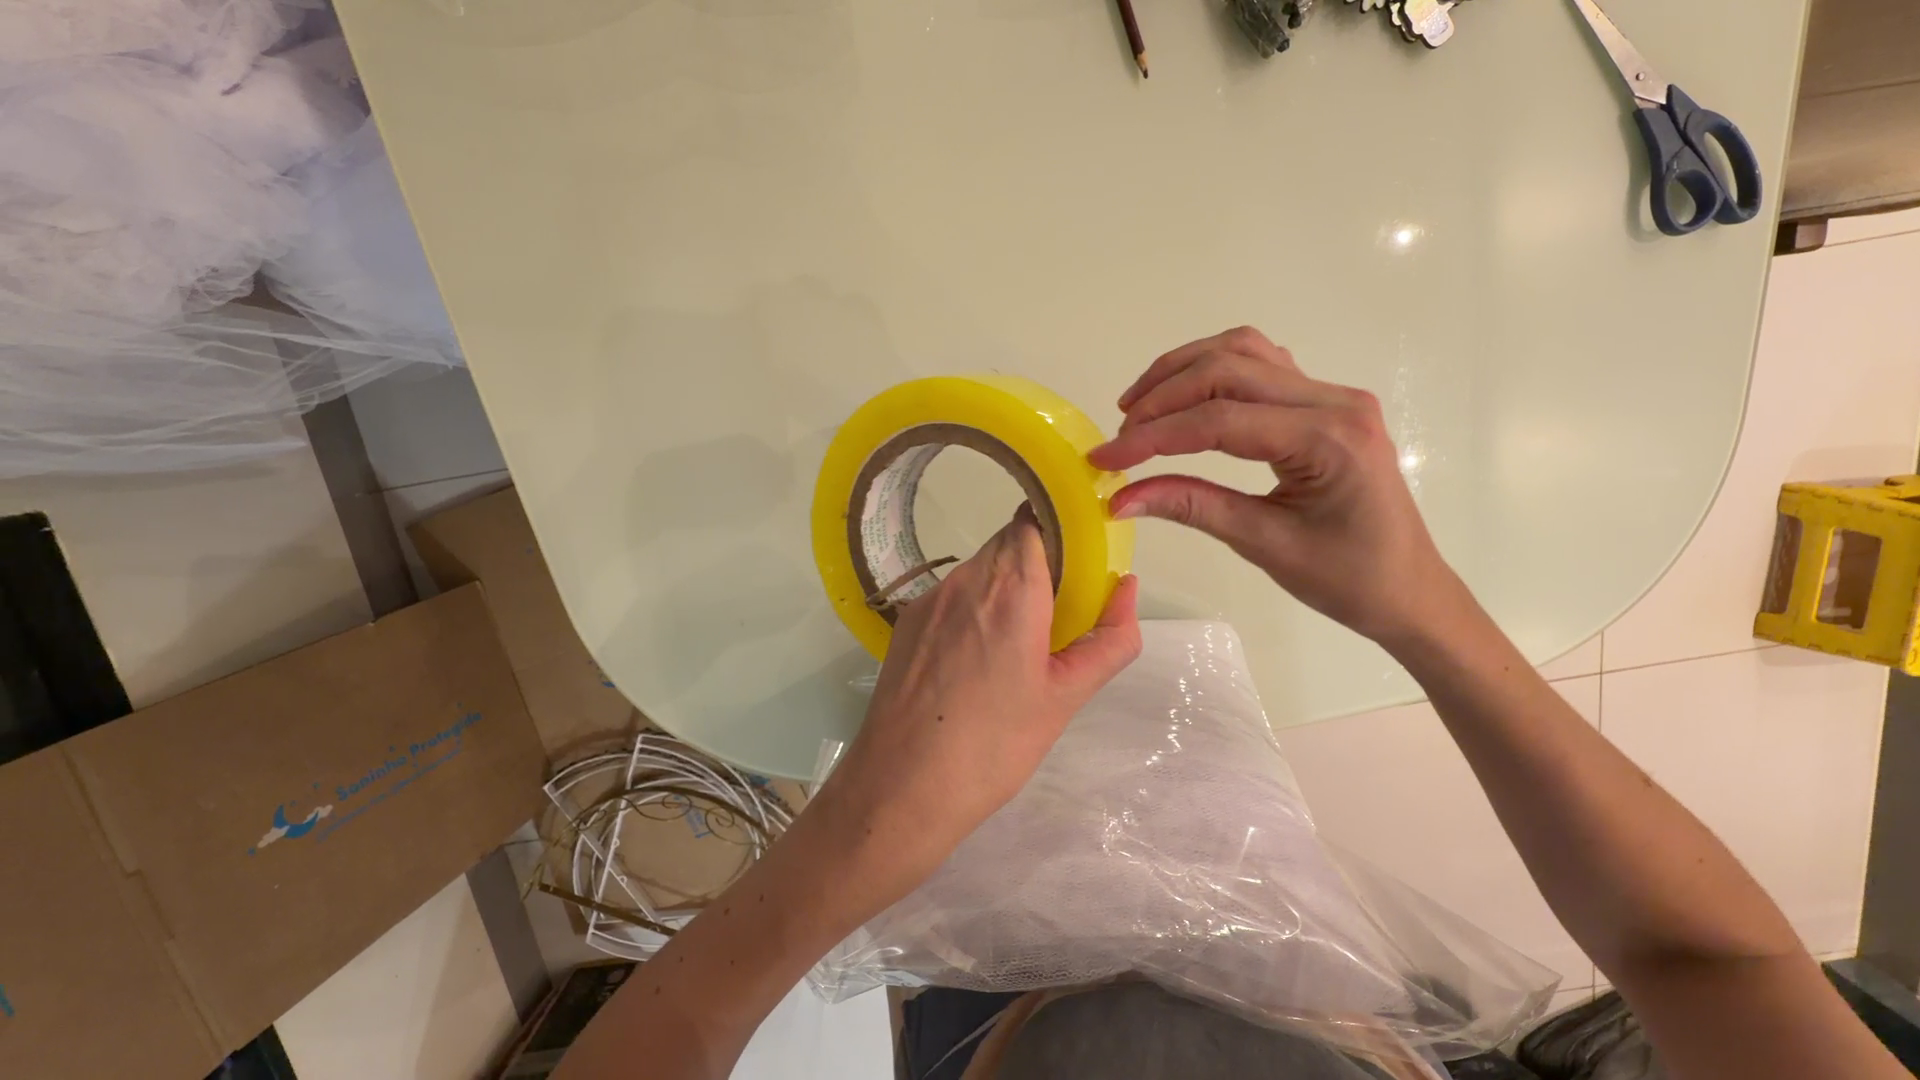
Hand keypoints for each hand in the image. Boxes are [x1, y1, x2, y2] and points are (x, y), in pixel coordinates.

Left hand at [812, 509, 1140, 897]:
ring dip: (1004, 588)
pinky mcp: (905, 624)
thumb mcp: (1066, 697)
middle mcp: (964, 580)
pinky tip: (976, 662)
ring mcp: (928, 600)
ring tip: (1019, 645)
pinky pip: (950, 597)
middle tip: (1061, 613)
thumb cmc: (994, 745)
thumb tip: (1128, 588)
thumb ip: (1109, 639)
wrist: (902, 787)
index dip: (1060, 530)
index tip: (1081, 563)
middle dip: (1039, 564)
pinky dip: (972, 610)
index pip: (1034, 518)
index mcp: (1010, 588)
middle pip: (1008, 543)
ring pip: (977, 569)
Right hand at [1088, 326, 1461, 646]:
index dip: (1152, 437)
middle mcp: (1334, 400)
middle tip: (1119, 438)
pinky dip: (1212, 372)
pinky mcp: (1323, 400)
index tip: (1104, 459)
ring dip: (1182, 372)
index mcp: (1328, 439)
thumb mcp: (1264, 544)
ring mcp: (1332, 394)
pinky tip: (1184, 399)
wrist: (1409, 589)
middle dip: (1161, 398)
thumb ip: (1192, 507)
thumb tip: (1120, 497)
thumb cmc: (1348, 579)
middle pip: (1227, 369)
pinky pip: (1261, 364)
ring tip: (1139, 409)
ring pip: (1242, 351)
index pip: (1219, 419)